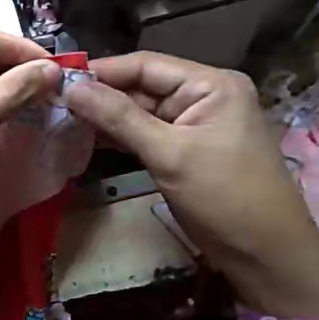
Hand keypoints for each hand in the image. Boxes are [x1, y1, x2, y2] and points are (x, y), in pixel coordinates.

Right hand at [65, 51, 318, 316]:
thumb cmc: (224, 197)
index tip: (57, 80)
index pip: (145, 65)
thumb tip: (71, 87)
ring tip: (62, 120)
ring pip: (141, 112)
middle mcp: (203, 96)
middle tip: (53, 103)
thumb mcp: (169, 154)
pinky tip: (87, 140)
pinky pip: (147, 135)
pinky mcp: (186, 151)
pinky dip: (120, 138)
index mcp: (210, 84)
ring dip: (106, 118)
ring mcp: (194, 125)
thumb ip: (119, 118)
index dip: (101, 71)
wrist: (265, 254)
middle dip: (100, 95)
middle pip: (142, 86)